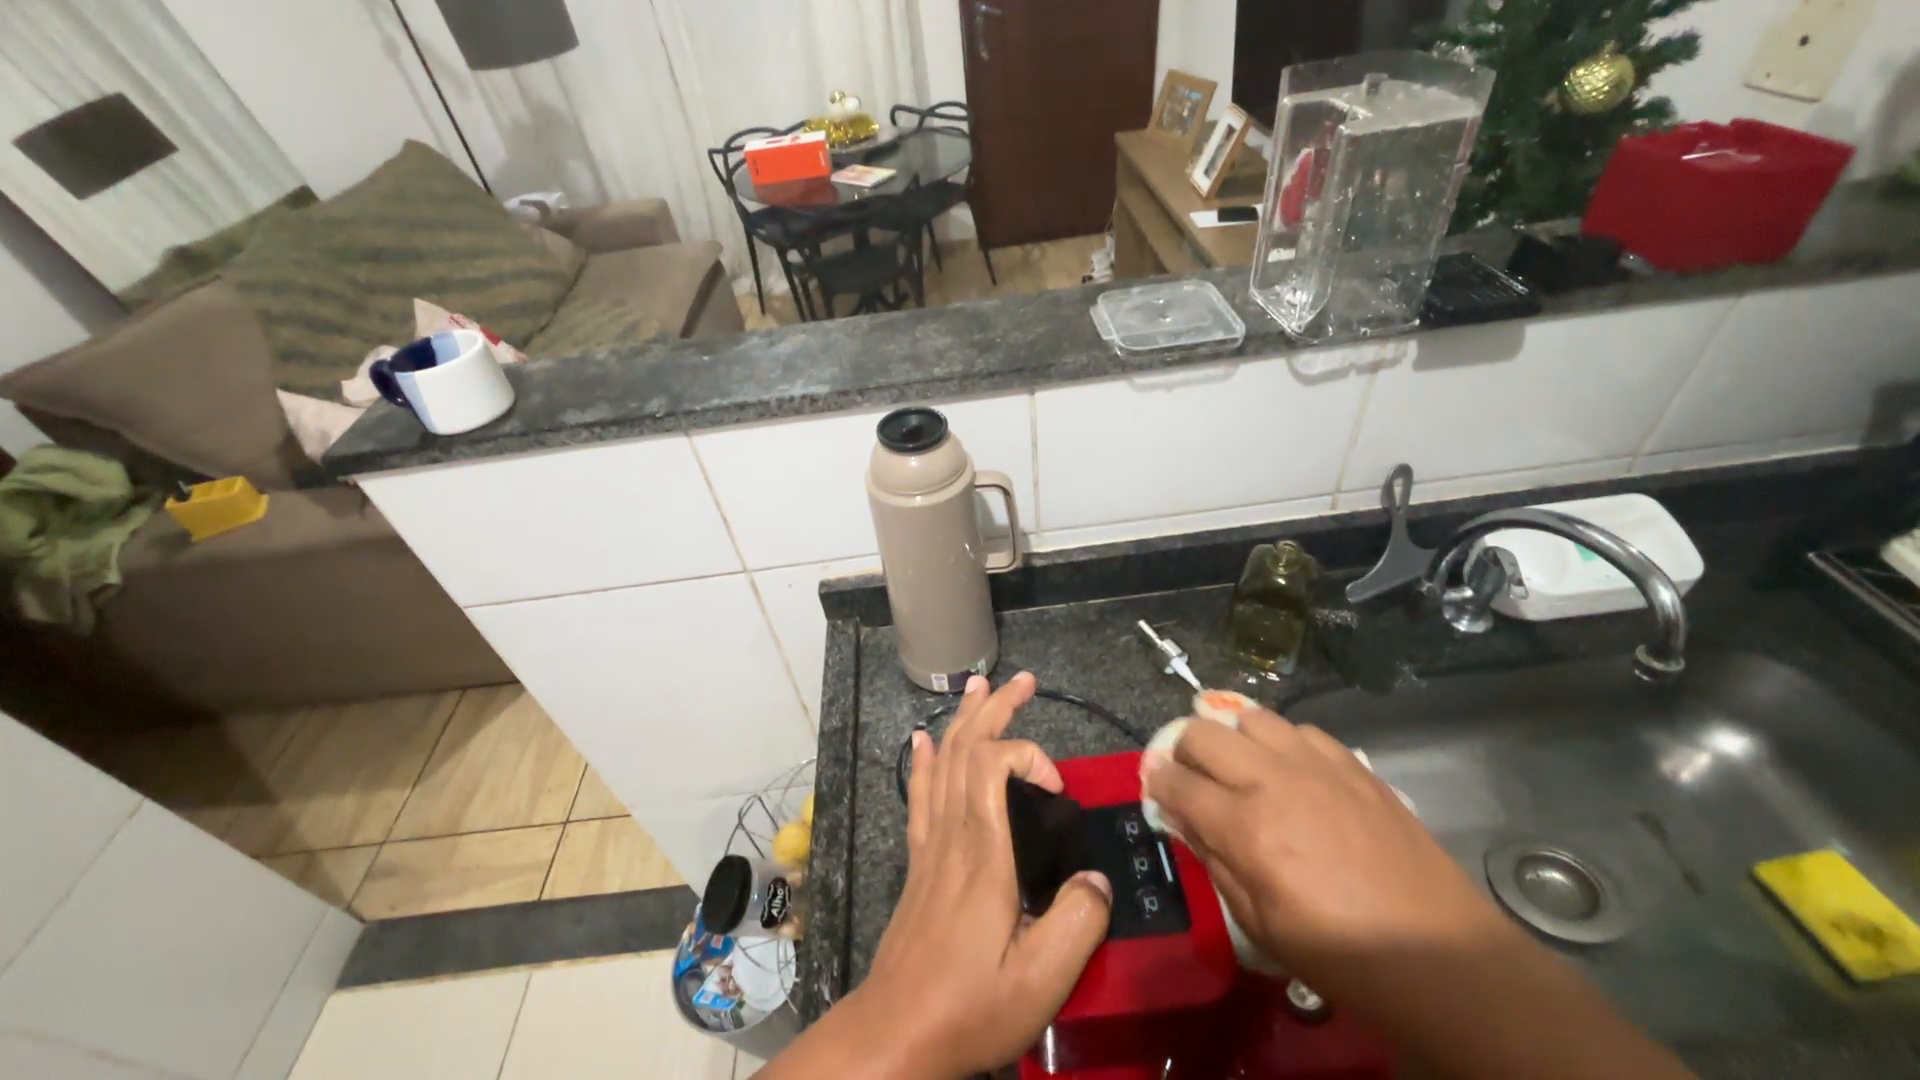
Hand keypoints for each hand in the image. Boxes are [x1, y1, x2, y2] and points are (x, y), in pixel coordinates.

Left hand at [771, 672, 1110, 1078]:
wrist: (896, 1034)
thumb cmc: (971, 1006)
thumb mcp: (1042, 978)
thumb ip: (1078, 921)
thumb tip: (1097, 880)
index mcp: (982, 852)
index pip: (991, 765)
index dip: (1027, 754)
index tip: (1057, 787)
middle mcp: (951, 836)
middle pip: (964, 750)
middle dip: (995, 710)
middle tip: (1025, 680)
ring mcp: (929, 847)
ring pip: (940, 764)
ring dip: (963, 722)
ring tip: (979, 687)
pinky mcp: (918, 864)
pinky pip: (919, 795)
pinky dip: (924, 760)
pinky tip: (921, 741)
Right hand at [1143, 704, 1506, 983]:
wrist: (1439, 954)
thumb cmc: (1339, 955)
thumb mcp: (1258, 924)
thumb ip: (1214, 861)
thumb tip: (1185, 821)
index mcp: (1244, 827)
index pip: (1175, 782)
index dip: (1156, 783)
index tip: (1155, 789)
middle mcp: (1273, 781)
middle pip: (1203, 734)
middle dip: (1182, 751)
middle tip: (1190, 777)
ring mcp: (1317, 766)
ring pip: (1251, 717)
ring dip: (1232, 737)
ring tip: (1238, 765)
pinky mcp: (1354, 766)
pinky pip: (1301, 730)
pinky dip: (1281, 743)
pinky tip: (1290, 770)